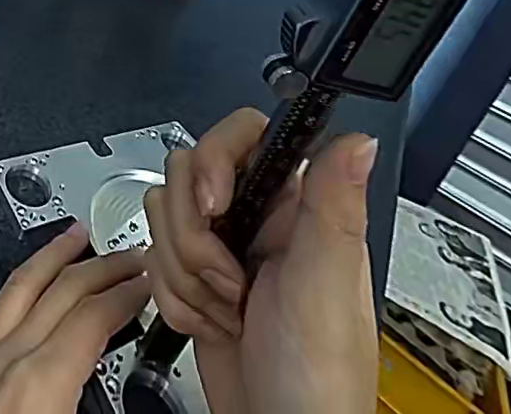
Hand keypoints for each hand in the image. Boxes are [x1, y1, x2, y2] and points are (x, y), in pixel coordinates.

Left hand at [0, 222, 149, 413]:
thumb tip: (149, 405)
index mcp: (41, 386)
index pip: (95, 315)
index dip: (128, 291)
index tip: (149, 279)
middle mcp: (4, 367)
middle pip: (62, 292)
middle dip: (101, 266)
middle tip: (128, 254)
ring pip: (13, 295)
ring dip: (45, 261)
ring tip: (67, 237)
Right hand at [143, 108, 380, 413]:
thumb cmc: (320, 377)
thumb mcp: (327, 284)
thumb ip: (336, 205)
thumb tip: (358, 141)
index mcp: (291, 202)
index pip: (241, 133)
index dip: (215, 158)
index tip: (214, 203)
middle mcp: (252, 211)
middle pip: (187, 171)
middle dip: (194, 235)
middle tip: (229, 277)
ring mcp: (218, 239)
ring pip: (164, 210)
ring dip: (184, 272)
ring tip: (226, 305)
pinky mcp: (190, 269)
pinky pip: (153, 253)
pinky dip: (174, 296)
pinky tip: (211, 321)